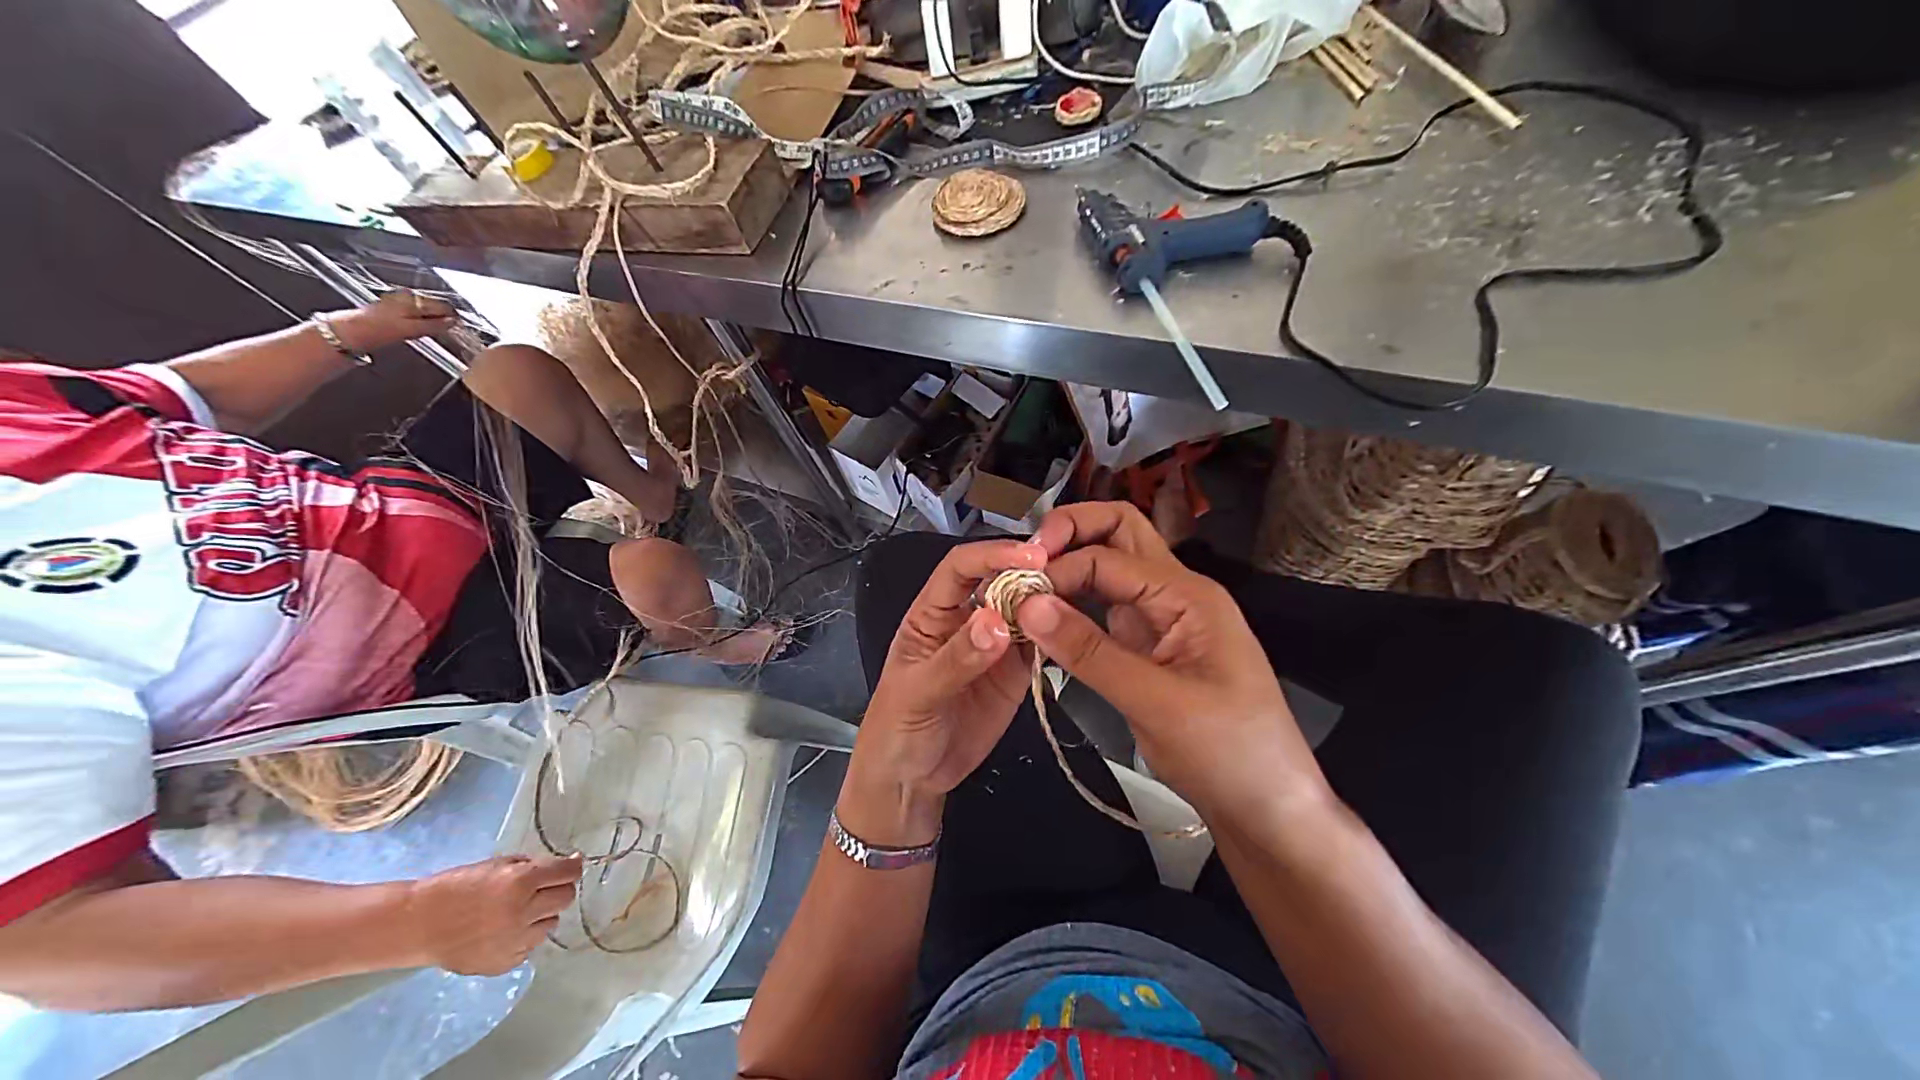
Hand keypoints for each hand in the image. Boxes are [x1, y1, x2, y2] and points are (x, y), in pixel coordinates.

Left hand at [330, 289, 457, 352]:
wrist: (350, 332)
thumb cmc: (378, 329)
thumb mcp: (412, 329)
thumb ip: (434, 325)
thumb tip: (454, 322)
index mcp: (413, 299)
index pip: (443, 305)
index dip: (453, 316)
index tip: (460, 327)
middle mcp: (406, 296)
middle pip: (434, 306)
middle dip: (443, 317)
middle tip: (449, 330)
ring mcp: (398, 301)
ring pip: (425, 310)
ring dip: (432, 320)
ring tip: (435, 330)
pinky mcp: (391, 308)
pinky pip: (415, 312)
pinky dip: (421, 320)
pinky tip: (419, 328)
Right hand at [403, 854, 581, 974]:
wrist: (417, 924)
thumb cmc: (458, 886)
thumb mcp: (499, 864)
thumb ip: (534, 866)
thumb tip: (569, 864)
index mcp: (522, 882)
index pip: (568, 873)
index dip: (571, 867)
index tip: (570, 865)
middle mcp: (524, 912)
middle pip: (566, 898)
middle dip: (559, 889)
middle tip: (542, 888)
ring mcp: (515, 941)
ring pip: (550, 924)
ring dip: (541, 915)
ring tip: (517, 911)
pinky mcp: (504, 963)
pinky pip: (529, 947)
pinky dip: (523, 937)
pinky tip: (503, 931)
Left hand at [843, 539, 1047, 845]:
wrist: (912, 780)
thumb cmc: (896, 729)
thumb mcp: (917, 693)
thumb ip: (955, 659)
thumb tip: (994, 623)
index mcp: (932, 613)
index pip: (960, 569)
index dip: (992, 555)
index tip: (1030, 555)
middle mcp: (966, 620)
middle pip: (1000, 581)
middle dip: (1028, 572)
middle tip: (1064, 572)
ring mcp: (994, 646)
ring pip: (1025, 610)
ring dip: (1047, 602)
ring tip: (1075, 598)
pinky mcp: (1016, 673)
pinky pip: (1039, 646)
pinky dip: (1056, 636)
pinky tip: (1073, 630)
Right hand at [1021, 502, 1331, 823]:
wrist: (1266, 807)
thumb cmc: (1229, 753)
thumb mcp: (1157, 703)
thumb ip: (1090, 651)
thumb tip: (1029, 605)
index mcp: (1187, 595)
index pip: (1109, 557)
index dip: (1060, 568)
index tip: (1016, 595)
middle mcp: (1173, 595)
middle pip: (1120, 535)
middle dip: (1071, 533)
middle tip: (1024, 560)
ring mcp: (1159, 621)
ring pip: (1109, 570)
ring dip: (1069, 567)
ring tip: (1024, 587)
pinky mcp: (1146, 648)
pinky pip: (1104, 610)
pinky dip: (1073, 605)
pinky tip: (1045, 620)